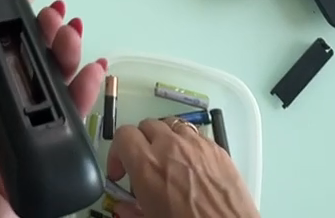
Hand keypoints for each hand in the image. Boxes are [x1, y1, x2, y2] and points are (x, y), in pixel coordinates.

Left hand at [0, 0, 106, 217]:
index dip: (12, 21)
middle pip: (25, 69)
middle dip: (46, 38)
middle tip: (60, 17)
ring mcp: (9, 146)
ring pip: (47, 96)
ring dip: (66, 64)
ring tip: (77, 37)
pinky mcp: (29, 176)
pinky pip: (60, 137)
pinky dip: (80, 107)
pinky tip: (91, 81)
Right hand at [106, 117, 258, 217]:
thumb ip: (132, 212)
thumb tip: (122, 206)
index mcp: (148, 165)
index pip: (123, 135)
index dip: (118, 152)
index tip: (121, 173)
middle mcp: (170, 146)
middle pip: (146, 126)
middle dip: (141, 144)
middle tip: (145, 168)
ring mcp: (196, 143)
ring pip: (171, 126)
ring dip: (164, 140)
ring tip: (169, 163)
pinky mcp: (217, 147)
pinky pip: (195, 135)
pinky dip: (187, 146)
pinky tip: (193, 168)